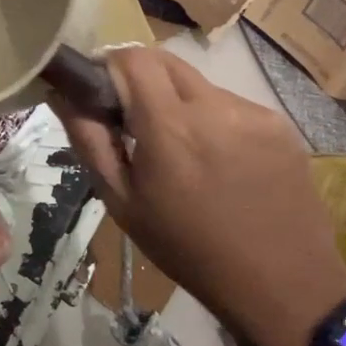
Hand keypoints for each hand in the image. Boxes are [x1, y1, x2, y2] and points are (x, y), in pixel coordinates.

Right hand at [50, 47, 345, 345]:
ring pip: (197, 83)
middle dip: (140, 80)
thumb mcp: (121, 201)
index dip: (109, 67)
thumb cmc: (187, 248)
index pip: (132, 58)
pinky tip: (217, 161)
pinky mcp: (282, 127)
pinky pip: (230, 104)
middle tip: (133, 122)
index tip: (100, 96)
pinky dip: (212, 119)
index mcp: (170, 126)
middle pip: (164, 61)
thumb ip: (88, 139)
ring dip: (177, 101)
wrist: (284, 288)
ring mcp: (255, 114)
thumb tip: (61, 93)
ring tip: (180, 150)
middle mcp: (215, 107)